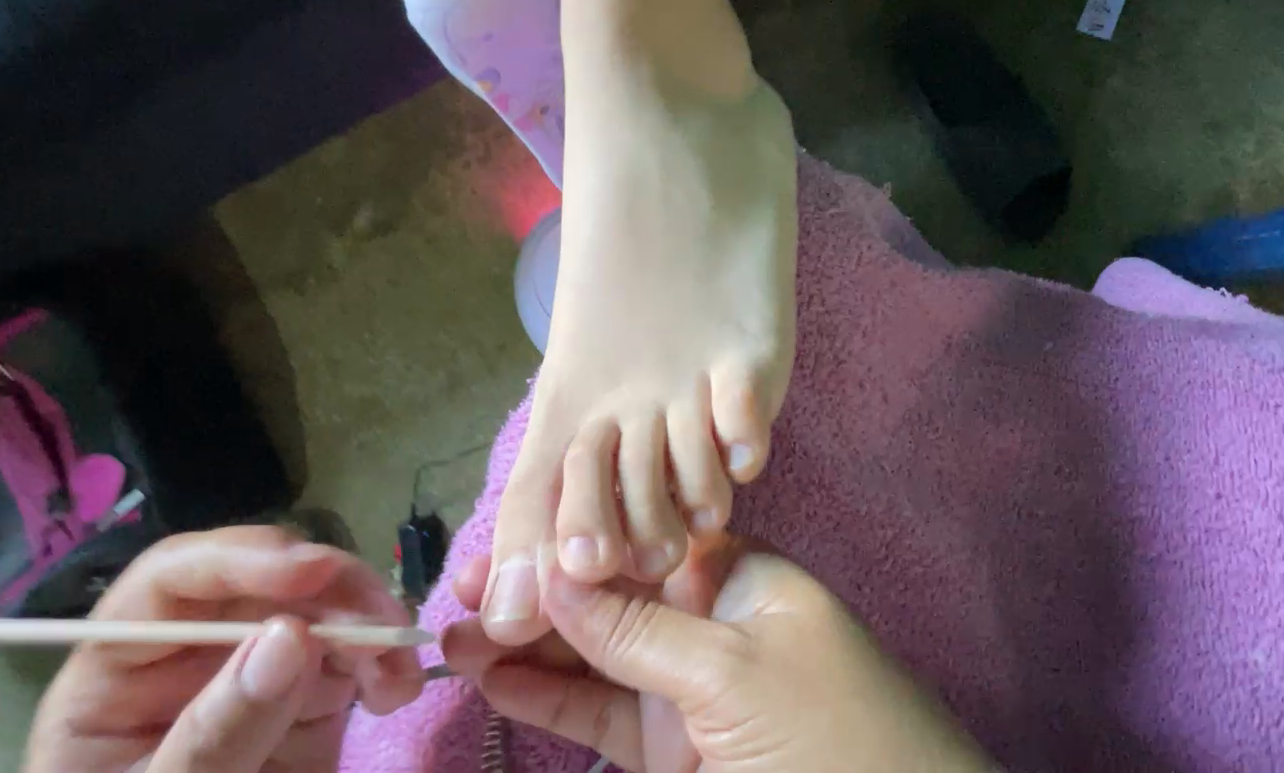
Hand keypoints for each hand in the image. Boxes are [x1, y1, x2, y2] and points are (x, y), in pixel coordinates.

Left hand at [25, 526, 425, 772]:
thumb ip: (213, 737)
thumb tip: (290, 634)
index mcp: (114, 681)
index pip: (170, 581)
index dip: (240, 560)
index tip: (310, 571)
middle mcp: (188, 659)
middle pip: (264, 583)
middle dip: (332, 593)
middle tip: (384, 628)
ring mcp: (254, 674)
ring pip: (321, 608)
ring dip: (371, 624)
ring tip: (399, 674)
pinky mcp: (307, 699)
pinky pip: (353, 655)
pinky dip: (384, 661)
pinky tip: (397, 692)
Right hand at [442, 540, 995, 772]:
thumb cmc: (829, 729)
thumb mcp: (732, 669)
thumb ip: (639, 627)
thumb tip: (556, 569)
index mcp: (735, 572)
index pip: (636, 538)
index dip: (571, 537)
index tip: (503, 536)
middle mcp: (705, 617)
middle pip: (607, 594)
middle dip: (535, 589)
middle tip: (459, 585)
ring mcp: (686, 685)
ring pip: (593, 654)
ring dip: (527, 644)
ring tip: (453, 631)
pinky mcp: (671, 747)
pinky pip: (600, 711)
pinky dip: (549, 695)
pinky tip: (495, 678)